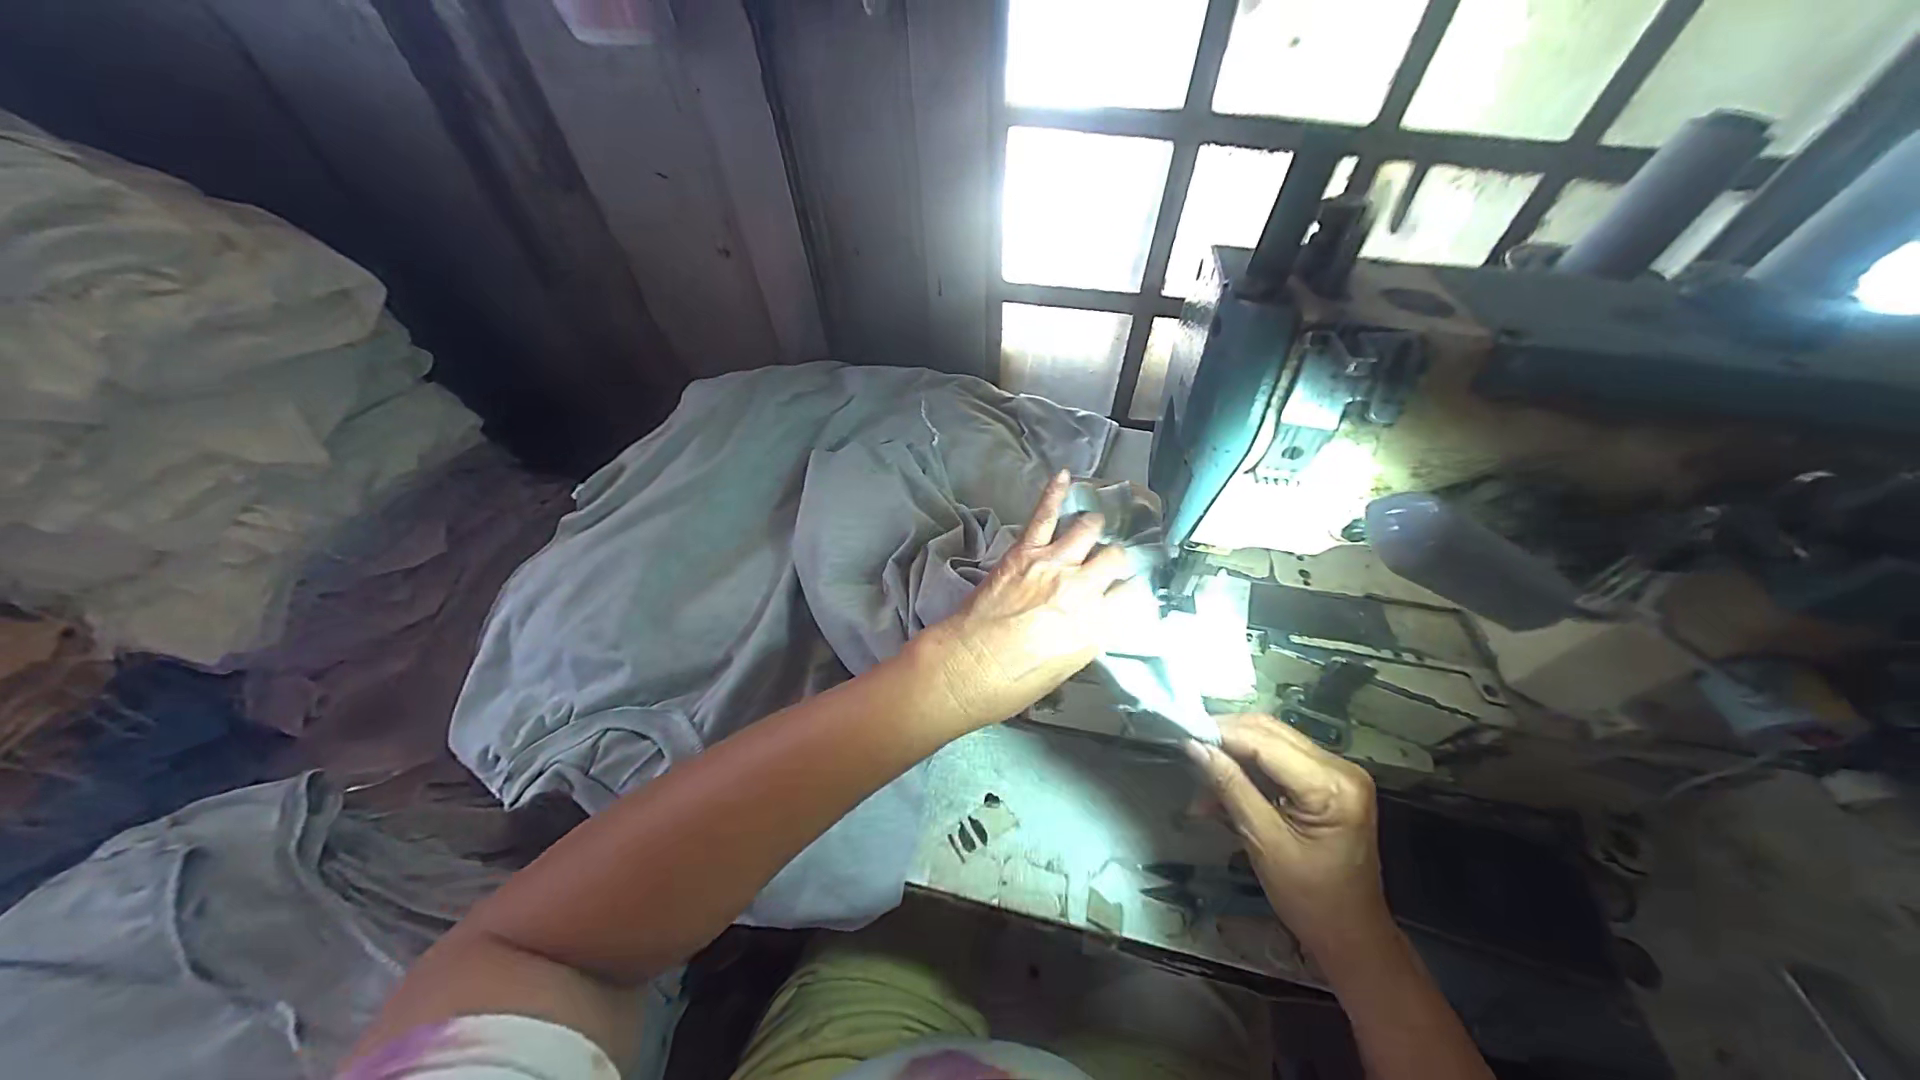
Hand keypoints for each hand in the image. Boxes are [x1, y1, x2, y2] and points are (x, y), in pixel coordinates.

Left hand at [914, 470, 1143, 727]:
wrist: (967, 667)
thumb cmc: (1014, 681)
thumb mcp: (1067, 667)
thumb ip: (1088, 636)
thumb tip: (1096, 618)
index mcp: (1097, 625)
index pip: (1133, 595)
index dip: (1133, 590)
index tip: (1131, 589)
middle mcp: (1082, 589)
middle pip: (1115, 558)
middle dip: (1116, 559)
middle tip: (1111, 559)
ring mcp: (1053, 565)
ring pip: (1088, 530)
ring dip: (1093, 528)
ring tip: (1094, 526)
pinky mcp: (1024, 552)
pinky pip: (1044, 515)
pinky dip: (1055, 493)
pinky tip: (1064, 476)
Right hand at [1186, 713, 1390, 952]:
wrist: (1351, 934)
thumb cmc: (1311, 899)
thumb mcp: (1264, 842)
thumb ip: (1230, 787)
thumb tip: (1194, 747)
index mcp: (1333, 785)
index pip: (1265, 743)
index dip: (1221, 735)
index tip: (1182, 736)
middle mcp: (1340, 768)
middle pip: (1269, 732)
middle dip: (1225, 740)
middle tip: (1187, 752)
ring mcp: (1337, 772)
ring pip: (1271, 740)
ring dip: (1233, 754)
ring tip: (1201, 779)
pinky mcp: (1328, 781)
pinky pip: (1279, 758)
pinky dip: (1248, 768)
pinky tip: (1223, 785)